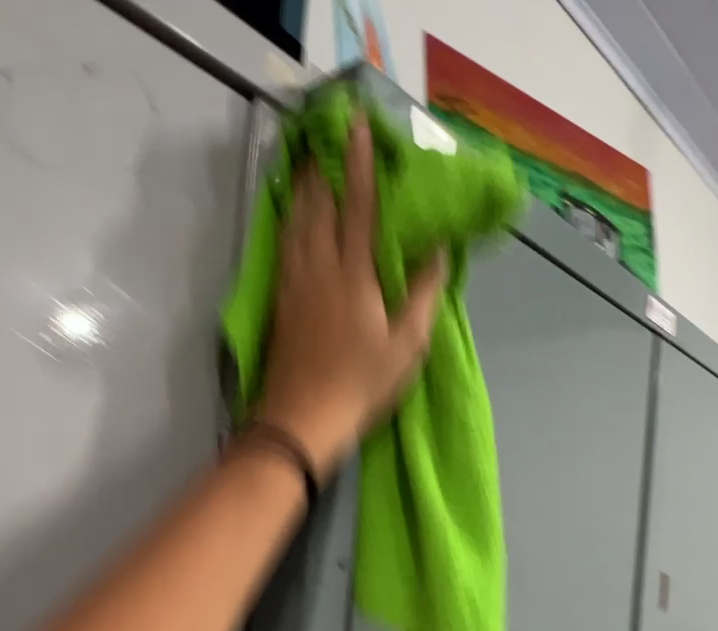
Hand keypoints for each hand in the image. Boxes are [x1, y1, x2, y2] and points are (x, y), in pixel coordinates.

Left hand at [256, 114, 448, 475]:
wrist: (299, 419)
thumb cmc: (359, 384)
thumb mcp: (407, 345)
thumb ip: (423, 293)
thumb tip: (438, 250)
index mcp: (353, 273)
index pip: (359, 205)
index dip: (360, 162)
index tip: (358, 124)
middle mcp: (317, 267)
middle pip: (316, 204)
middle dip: (322, 165)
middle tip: (325, 133)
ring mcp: (292, 283)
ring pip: (294, 222)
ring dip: (301, 188)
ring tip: (307, 163)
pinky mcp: (278, 300)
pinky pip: (284, 245)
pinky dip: (289, 220)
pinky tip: (291, 217)